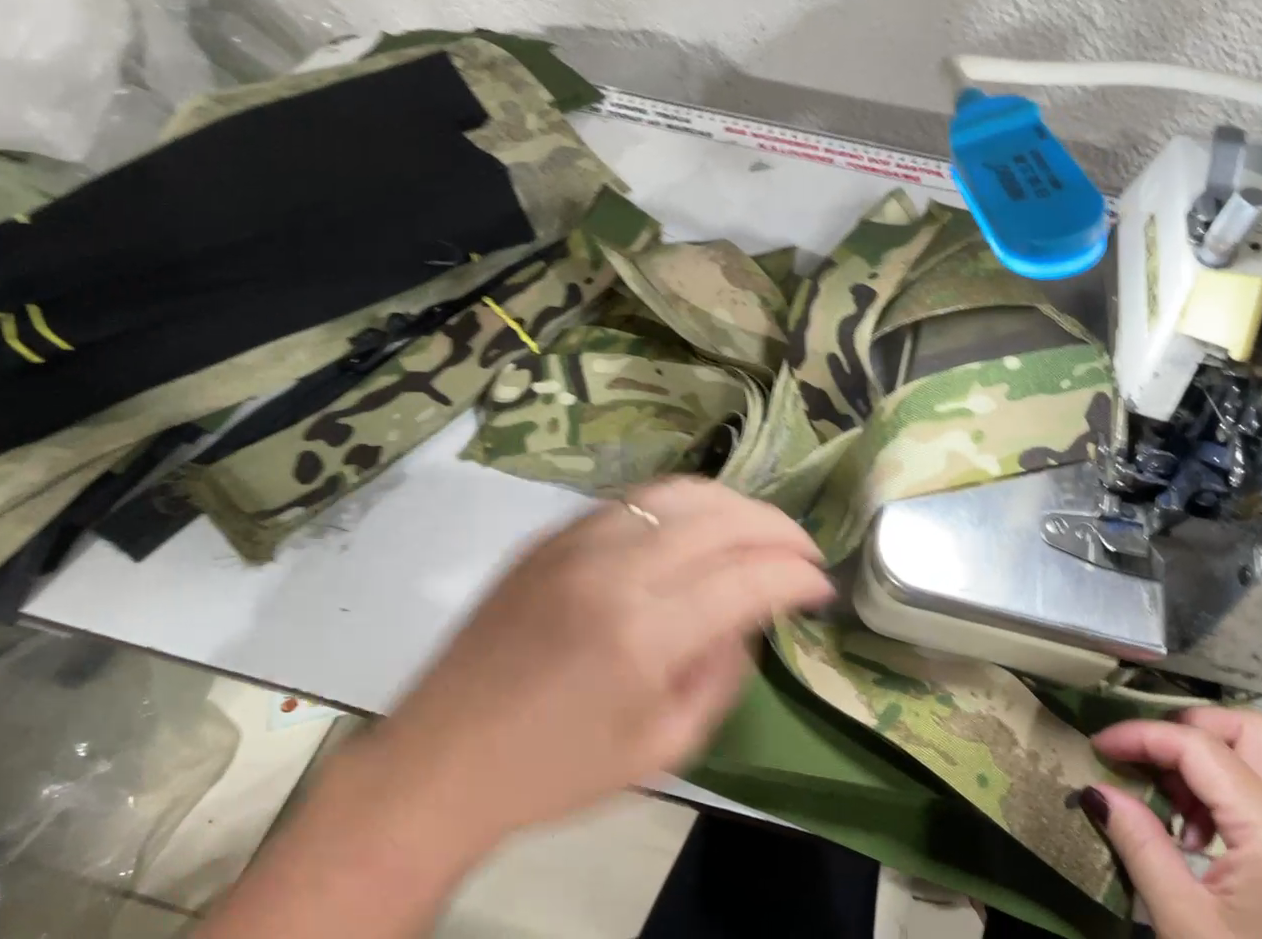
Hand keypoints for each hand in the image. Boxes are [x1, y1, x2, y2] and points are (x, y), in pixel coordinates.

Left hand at [352, 477, 833, 856]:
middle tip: (804, 553)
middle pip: (724, 518)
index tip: (822, 588)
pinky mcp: (549, 535)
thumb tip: (751, 615)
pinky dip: (683, 504)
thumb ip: (723, 673)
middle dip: (780, 530)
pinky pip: (635, 498)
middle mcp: (614, 570)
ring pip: (682, 490)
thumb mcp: (663, 746)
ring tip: (760, 531)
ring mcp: (576, 542)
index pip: (750, 579)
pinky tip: (697, 527)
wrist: (440, 762)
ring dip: (736, 505)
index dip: (799, 576)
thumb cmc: (557, 772)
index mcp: (645, 635)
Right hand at [1082, 708, 1261, 938]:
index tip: (1099, 746)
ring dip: (1212, 760)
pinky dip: (1234, 791)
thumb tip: (1098, 791)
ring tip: (1171, 809)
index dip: (1142, 736)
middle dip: (1189, 729)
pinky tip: (1202, 839)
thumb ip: (1140, 845)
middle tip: (1144, 758)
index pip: (1201, 747)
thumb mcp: (1184, 923)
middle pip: (1251, 729)